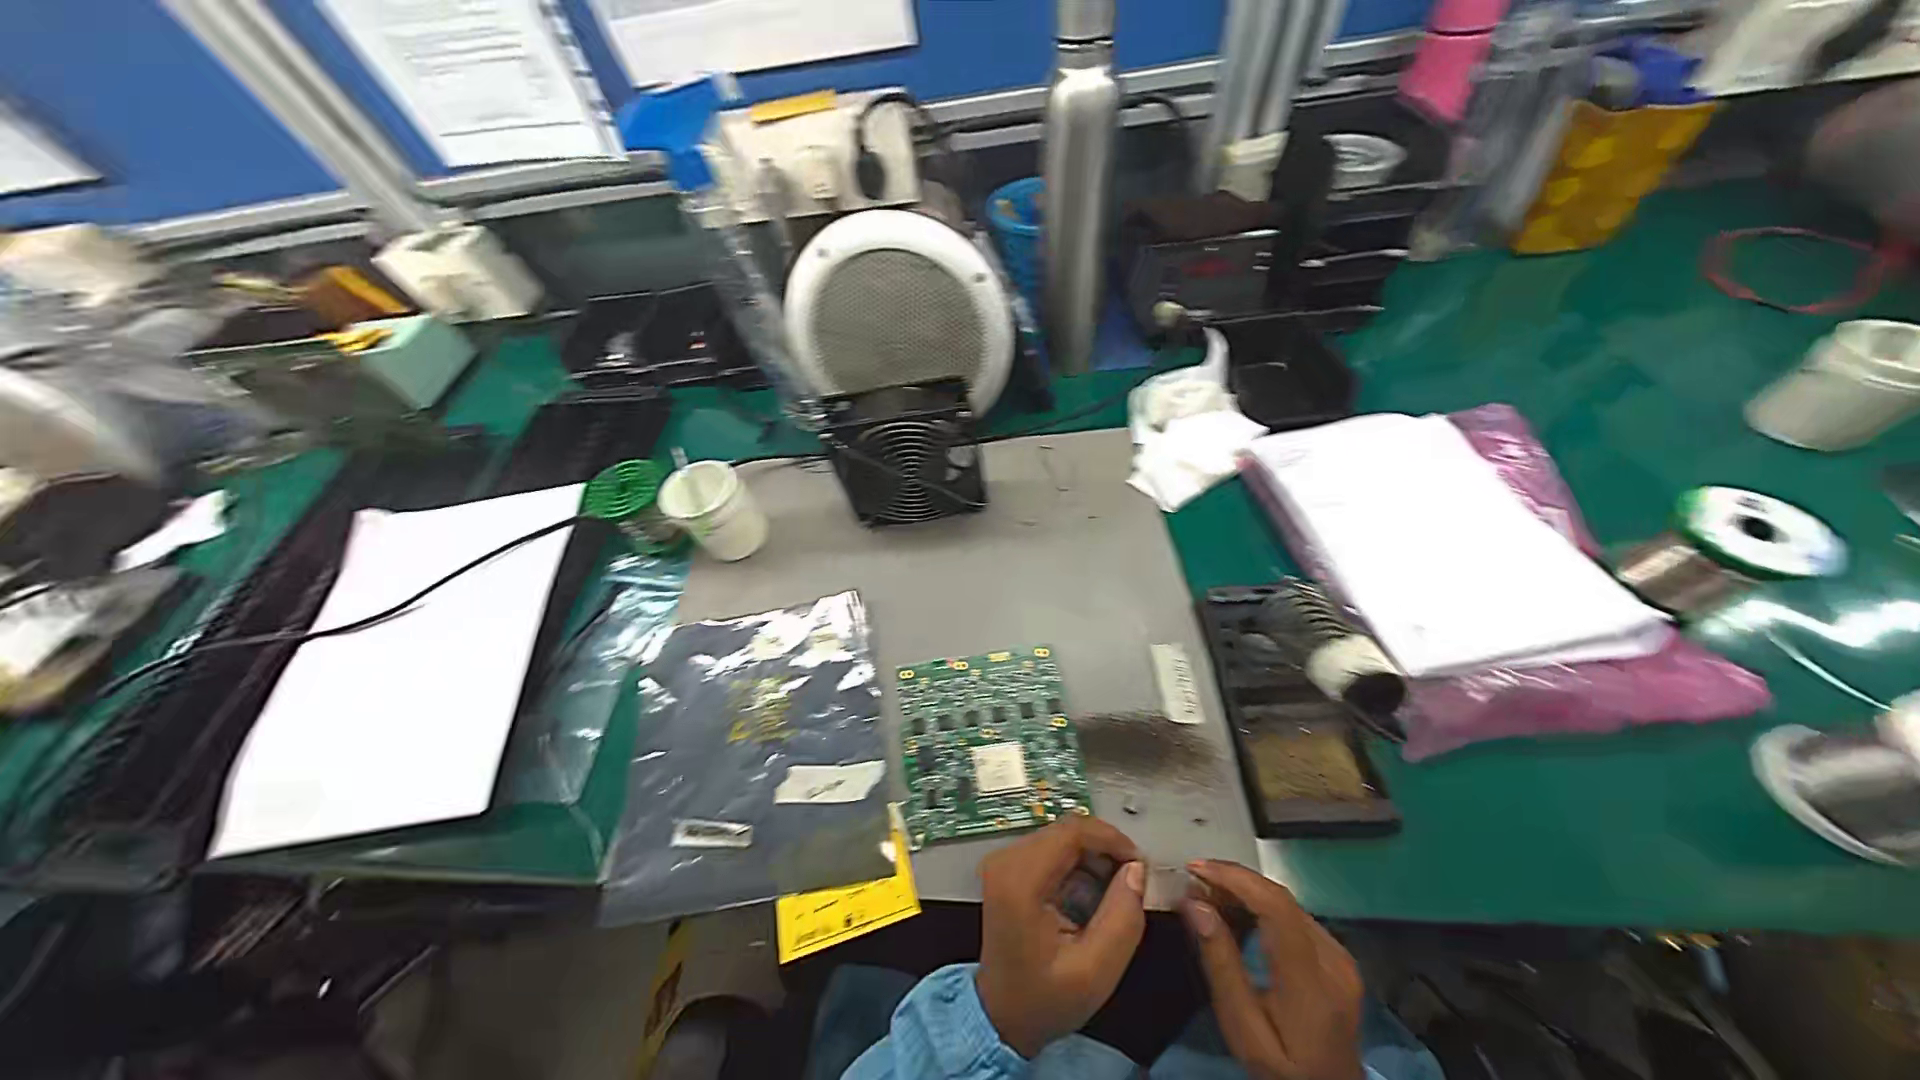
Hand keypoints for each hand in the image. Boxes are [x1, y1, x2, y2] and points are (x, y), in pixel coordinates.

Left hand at [975, 816, 1147, 1056]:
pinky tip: (1092, 893)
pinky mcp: (1008, 868)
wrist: (1002, 1015)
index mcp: (1019, 881)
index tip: (1140, 864)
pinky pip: (1052, 848)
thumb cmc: (1044, 999)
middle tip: (1132, 880)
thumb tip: (1136, 870)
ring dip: (1093, 856)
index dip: (1111, 839)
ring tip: (1115, 891)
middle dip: (1105, 849)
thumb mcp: (1095, 972)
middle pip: (1066, 830)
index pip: (1071, 832)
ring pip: (1061, 836)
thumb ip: (1122, 919)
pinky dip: (1078, 863)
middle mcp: (1005, 861)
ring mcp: (1003, 861)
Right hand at [1182, 860, 1364, 1079]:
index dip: (1234, 878)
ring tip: (1207, 889)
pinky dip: (1261, 903)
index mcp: (1310, 982)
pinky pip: (1295, 915)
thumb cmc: (1282, 1070)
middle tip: (1193, 878)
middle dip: (1234, 878)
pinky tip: (1236, 908)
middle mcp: (1333, 961)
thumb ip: (1220, 965)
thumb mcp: (1242, 1028)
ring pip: (1288, 903)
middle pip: (1282, 899)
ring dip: (1246, 888)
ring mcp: (1340, 958)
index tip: (1195, 869)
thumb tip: (1194, 904)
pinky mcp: (1338, 958)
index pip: (1275, 907)